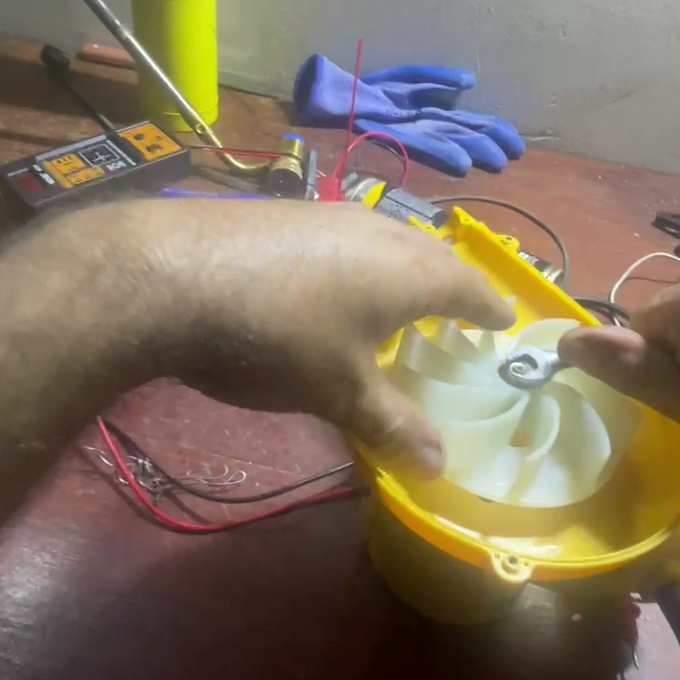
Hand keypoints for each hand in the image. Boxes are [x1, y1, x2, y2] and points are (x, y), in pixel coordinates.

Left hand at [68, 199, 514, 474]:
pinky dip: (358, 260)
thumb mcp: (340, 392)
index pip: (469, 286)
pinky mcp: (285, 212)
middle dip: (450, 283)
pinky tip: (329, 281)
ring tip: (400, 295)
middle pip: (432, 255)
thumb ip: (393, 425)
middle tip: (458, 309)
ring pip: (387, 239)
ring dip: (402, 267)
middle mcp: (379, 231)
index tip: (505, 321)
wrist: (174, 274)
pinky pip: (344, 236)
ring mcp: (328, 214)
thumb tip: (438, 466)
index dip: (490, 306)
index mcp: (409, 272)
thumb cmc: (279, 338)